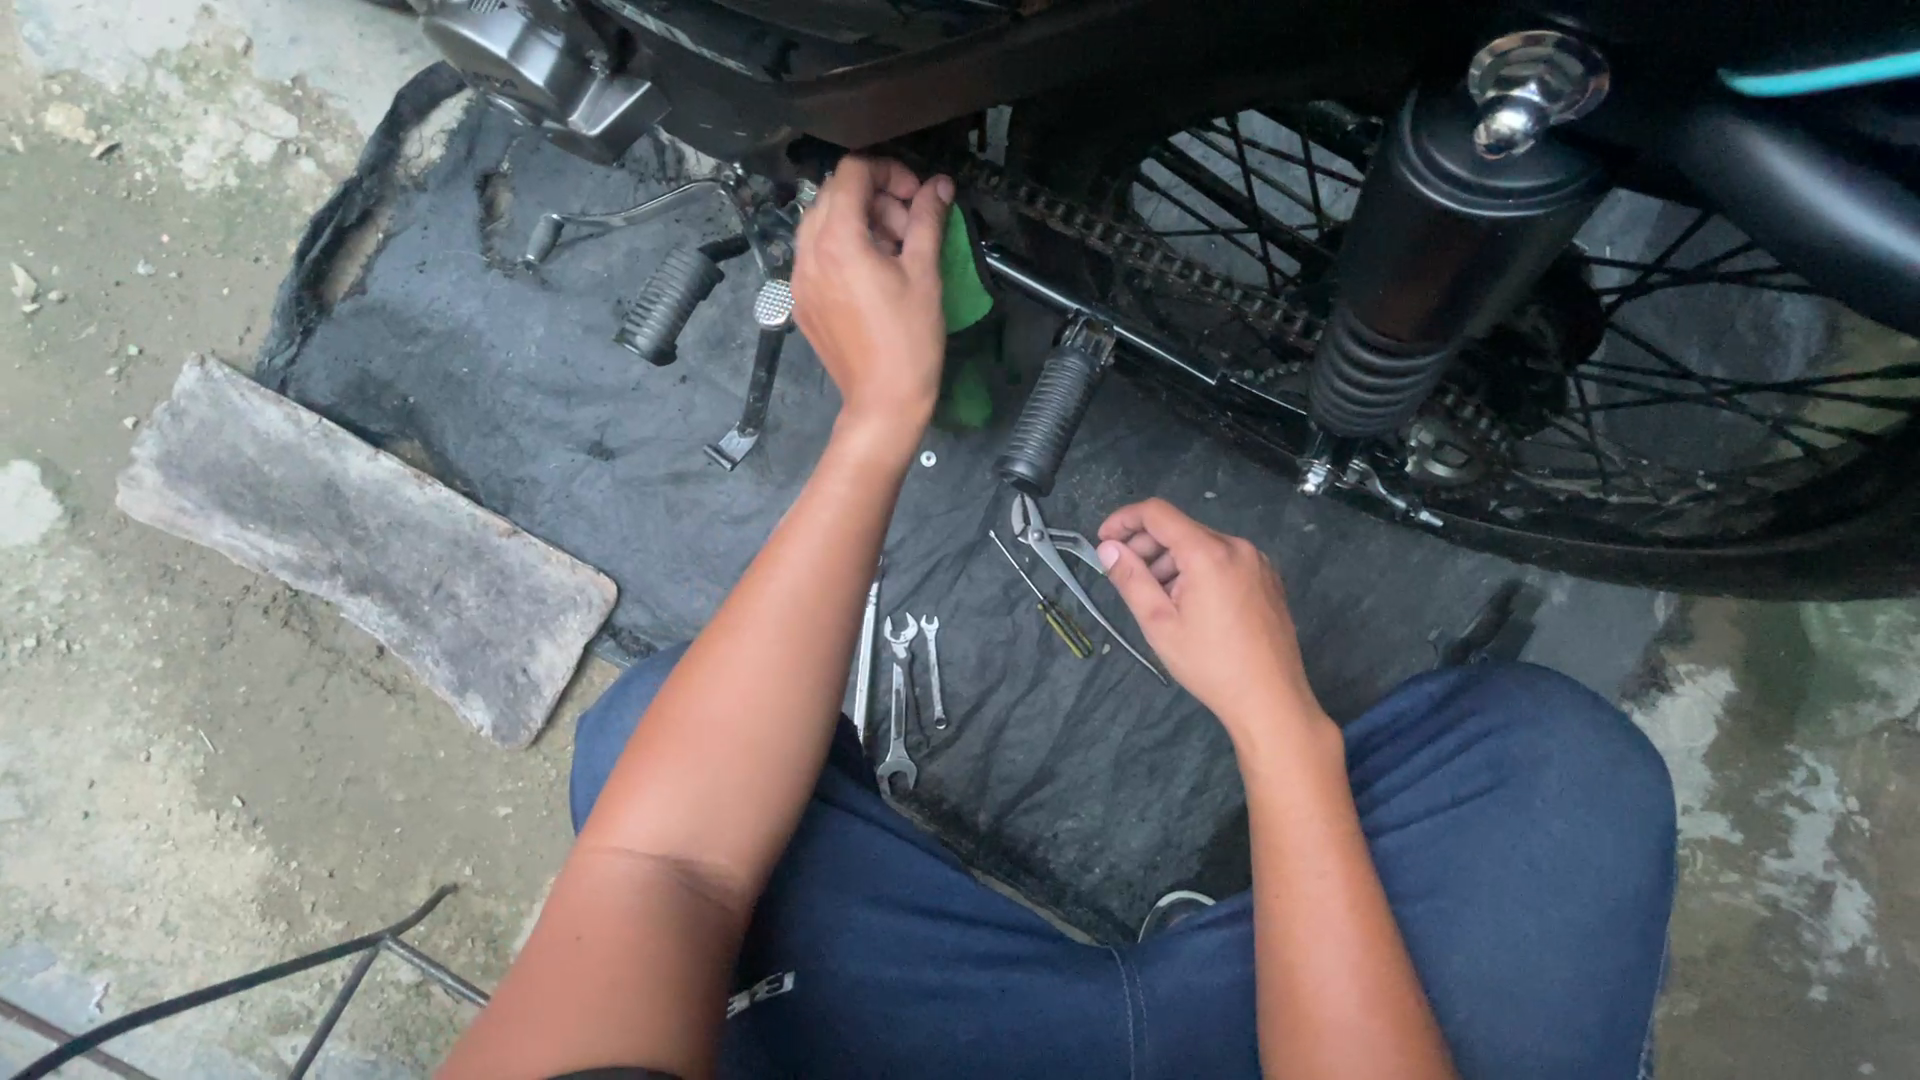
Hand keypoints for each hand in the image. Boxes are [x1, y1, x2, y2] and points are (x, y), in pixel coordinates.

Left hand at [791, 156, 954, 431]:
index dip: (888, 172)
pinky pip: (815, 256)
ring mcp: (799, 279)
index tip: (915, 196)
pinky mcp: (801, 301)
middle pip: (834, 194)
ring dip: (858, 223)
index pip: (852, 173)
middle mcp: (807, 254)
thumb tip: (939, 186)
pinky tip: (871, 277)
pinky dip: (842, 250)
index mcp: (837, 241)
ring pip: (821, 224)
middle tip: (909, 229)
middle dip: (875, 199)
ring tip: (892, 253)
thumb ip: (927, 221)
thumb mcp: (924, 274)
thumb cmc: (910, 341)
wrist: (883, 401)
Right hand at [1097, 498, 1324, 735]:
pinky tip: (1189, 604)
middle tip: (1126, 577)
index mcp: (1208, 553)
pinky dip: (1196, 570)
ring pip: (1200, 545)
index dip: (1124, 520)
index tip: (1103, 542)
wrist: (1270, 698)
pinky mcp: (1267, 578)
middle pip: (1180, 528)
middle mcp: (1237, 547)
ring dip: (1170, 561)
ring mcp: (1257, 561)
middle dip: (1146, 546)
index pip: (1157, 513)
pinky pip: (1222, 559)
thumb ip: (1130, 578)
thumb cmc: (1209, 663)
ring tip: (1159, 599)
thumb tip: (1107, 548)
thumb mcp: (1158, 622)